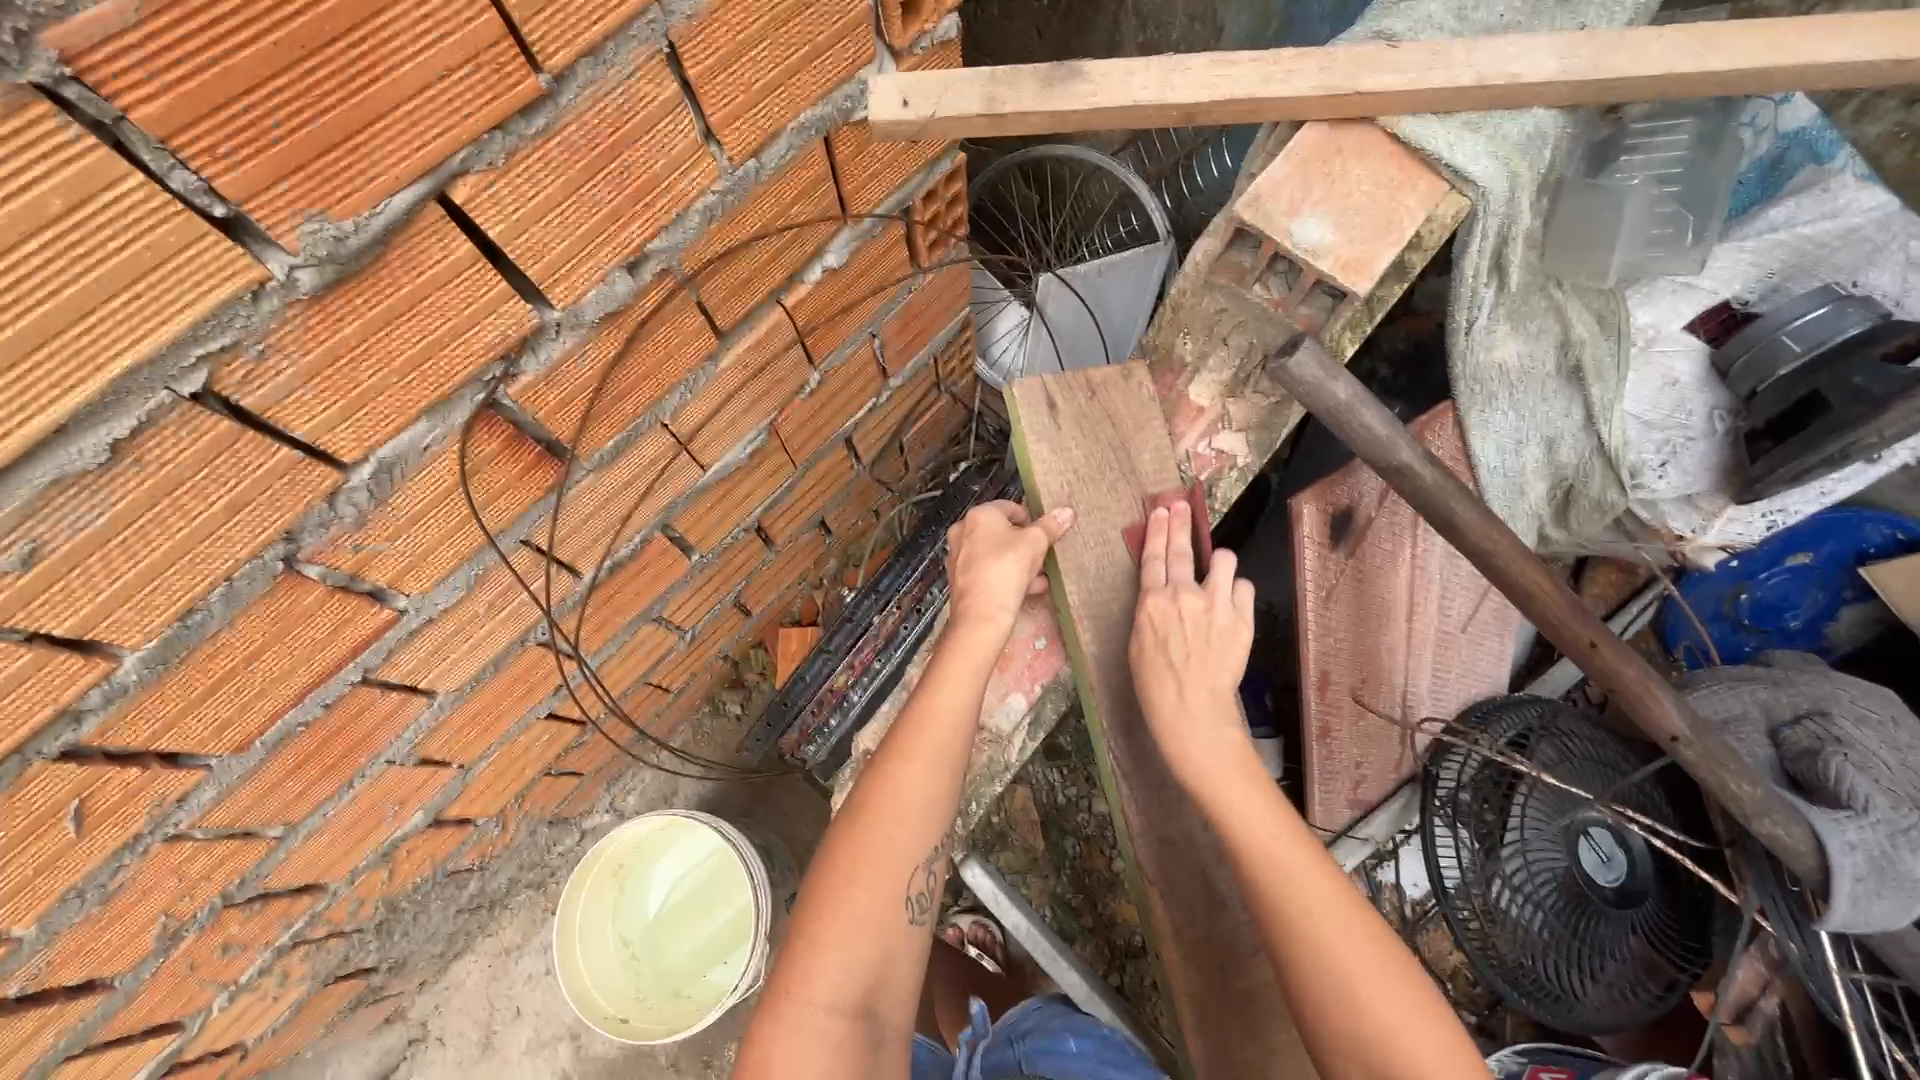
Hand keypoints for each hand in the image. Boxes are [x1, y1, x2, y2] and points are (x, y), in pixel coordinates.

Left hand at [944, 501, 1074, 638]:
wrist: (982, 613)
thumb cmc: (1005, 570)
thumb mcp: (1036, 542)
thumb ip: (1050, 526)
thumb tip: (1064, 513)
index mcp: (979, 515)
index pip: (1010, 507)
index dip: (1031, 519)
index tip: (1044, 532)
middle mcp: (963, 532)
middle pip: (1001, 533)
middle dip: (1025, 545)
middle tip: (1041, 555)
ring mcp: (959, 557)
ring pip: (995, 555)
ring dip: (1018, 564)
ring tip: (1038, 576)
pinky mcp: (961, 580)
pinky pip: (988, 573)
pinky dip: (1005, 578)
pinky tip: (1026, 589)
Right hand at [1128, 500, 1257, 791]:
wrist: (1192, 710)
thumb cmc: (1155, 684)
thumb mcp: (1137, 642)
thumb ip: (1149, 610)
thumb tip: (1159, 591)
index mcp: (1152, 602)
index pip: (1154, 556)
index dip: (1158, 531)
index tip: (1161, 511)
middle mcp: (1184, 595)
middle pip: (1183, 550)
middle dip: (1180, 523)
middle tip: (1179, 506)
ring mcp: (1216, 605)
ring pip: (1224, 560)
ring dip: (1219, 562)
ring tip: (1217, 570)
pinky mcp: (1242, 619)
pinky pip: (1244, 587)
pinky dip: (1237, 591)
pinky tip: (1231, 602)